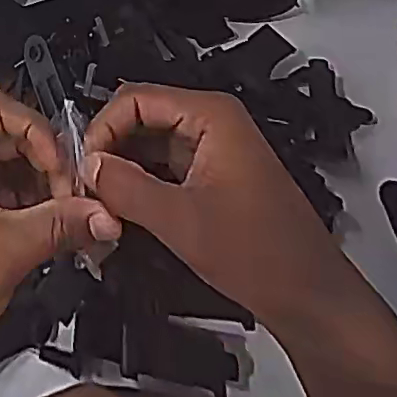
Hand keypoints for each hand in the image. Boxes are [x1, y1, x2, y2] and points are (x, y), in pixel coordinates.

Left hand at [0, 91, 120, 396]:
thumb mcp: (6, 251)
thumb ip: (61, 225)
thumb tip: (100, 212)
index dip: (36, 131)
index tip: (58, 163)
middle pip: (12, 134)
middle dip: (46, 161)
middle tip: (69, 191)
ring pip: (16, 162)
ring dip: (44, 184)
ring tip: (63, 212)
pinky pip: (13, 187)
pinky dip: (36, 202)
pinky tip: (49, 225)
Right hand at [83, 83, 396, 396]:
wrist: (309, 298)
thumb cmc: (268, 255)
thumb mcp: (182, 221)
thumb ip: (128, 187)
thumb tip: (92, 166)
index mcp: (211, 115)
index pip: (135, 99)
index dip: (105, 128)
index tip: (86, 162)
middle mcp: (212, 122)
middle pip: (141, 118)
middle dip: (112, 149)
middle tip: (89, 184)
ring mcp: (212, 148)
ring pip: (149, 144)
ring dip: (124, 169)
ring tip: (103, 201)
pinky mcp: (210, 173)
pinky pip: (163, 165)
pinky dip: (141, 183)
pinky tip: (125, 208)